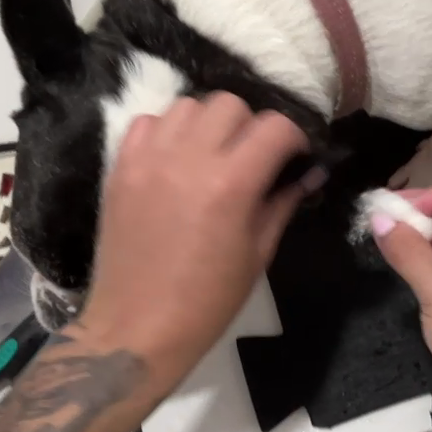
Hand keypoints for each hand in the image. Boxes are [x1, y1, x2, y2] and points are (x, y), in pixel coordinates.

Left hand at [70, 93, 315, 383]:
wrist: (138, 327)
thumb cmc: (209, 299)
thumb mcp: (259, 252)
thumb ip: (283, 202)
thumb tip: (310, 174)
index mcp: (231, 184)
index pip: (274, 127)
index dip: (294, 137)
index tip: (296, 156)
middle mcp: (188, 159)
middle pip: (230, 104)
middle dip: (252, 125)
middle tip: (254, 157)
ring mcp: (148, 159)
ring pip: (189, 105)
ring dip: (210, 123)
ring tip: (214, 154)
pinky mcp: (120, 166)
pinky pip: (149, 121)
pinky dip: (169, 131)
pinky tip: (177, 159)